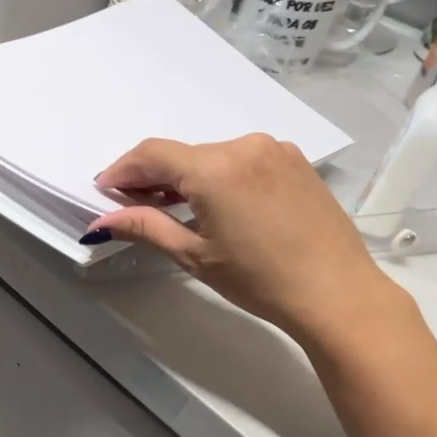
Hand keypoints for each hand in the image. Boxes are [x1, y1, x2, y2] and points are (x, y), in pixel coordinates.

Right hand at [84, 135, 402, 344]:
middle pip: (181, 153)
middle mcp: (244, 146)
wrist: (334, 291)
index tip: (103, 192)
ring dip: (184, 177)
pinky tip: (212, 206)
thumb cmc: (259, 279)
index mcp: (215, 168)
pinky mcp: (293, 161)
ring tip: (171, 210)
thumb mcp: (194, 255)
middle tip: (131, 207)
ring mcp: (274, 150)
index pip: (152, 154)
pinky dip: (216, 177)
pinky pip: (239, 160)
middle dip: (151, 176)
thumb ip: (146, 227)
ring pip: (210, 156)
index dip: (121, 170)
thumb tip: (102, 221)